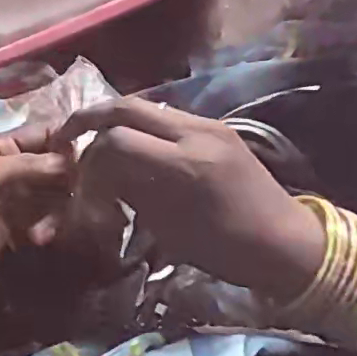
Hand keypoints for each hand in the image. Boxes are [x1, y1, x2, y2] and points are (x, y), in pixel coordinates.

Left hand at [0, 125, 73, 280]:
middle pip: (59, 164)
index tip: (83, 162)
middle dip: (67, 182)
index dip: (67, 144)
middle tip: (70, 199)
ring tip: (40, 232)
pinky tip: (37, 238)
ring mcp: (24, 195)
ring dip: (56, 211)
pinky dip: (49, 226)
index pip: (46, 134)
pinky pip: (52, 216)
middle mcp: (18, 166)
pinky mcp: (28, 221)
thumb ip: (25, 164)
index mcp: (3, 147)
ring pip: (59, 192)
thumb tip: (69, 158)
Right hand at [50, 98, 324, 298]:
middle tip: (66, 135)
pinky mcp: (217, 127)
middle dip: (88, 118)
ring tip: (93, 140)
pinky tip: (129, 145)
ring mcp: (209, 125)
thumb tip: (99, 174)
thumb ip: (131, 191)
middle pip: (125, 106)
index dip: (89, 156)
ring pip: (144, 105)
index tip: (80, 178)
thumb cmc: (227, 250)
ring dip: (112, 119)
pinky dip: (138, 126)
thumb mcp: (168, 228)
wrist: (290, 244)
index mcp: (185, 165)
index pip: (116, 139)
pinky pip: (165, 116)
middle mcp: (196, 133)